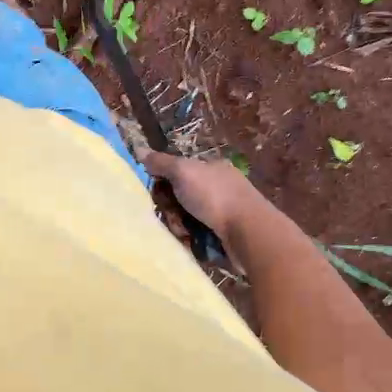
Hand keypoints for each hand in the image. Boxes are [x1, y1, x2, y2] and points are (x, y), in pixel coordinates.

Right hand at [142, 152, 276, 240]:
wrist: (251, 235)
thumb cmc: (215, 197)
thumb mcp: (182, 171)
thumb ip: (160, 161)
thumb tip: (139, 149)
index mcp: (212, 168)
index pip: (179, 170)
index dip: (163, 179)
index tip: (157, 190)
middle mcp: (219, 187)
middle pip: (181, 194)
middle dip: (171, 206)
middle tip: (169, 214)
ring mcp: (226, 212)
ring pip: (188, 216)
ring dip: (180, 224)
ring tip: (183, 232)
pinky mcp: (228, 235)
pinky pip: (200, 234)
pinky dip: (193, 238)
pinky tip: (192, 241)